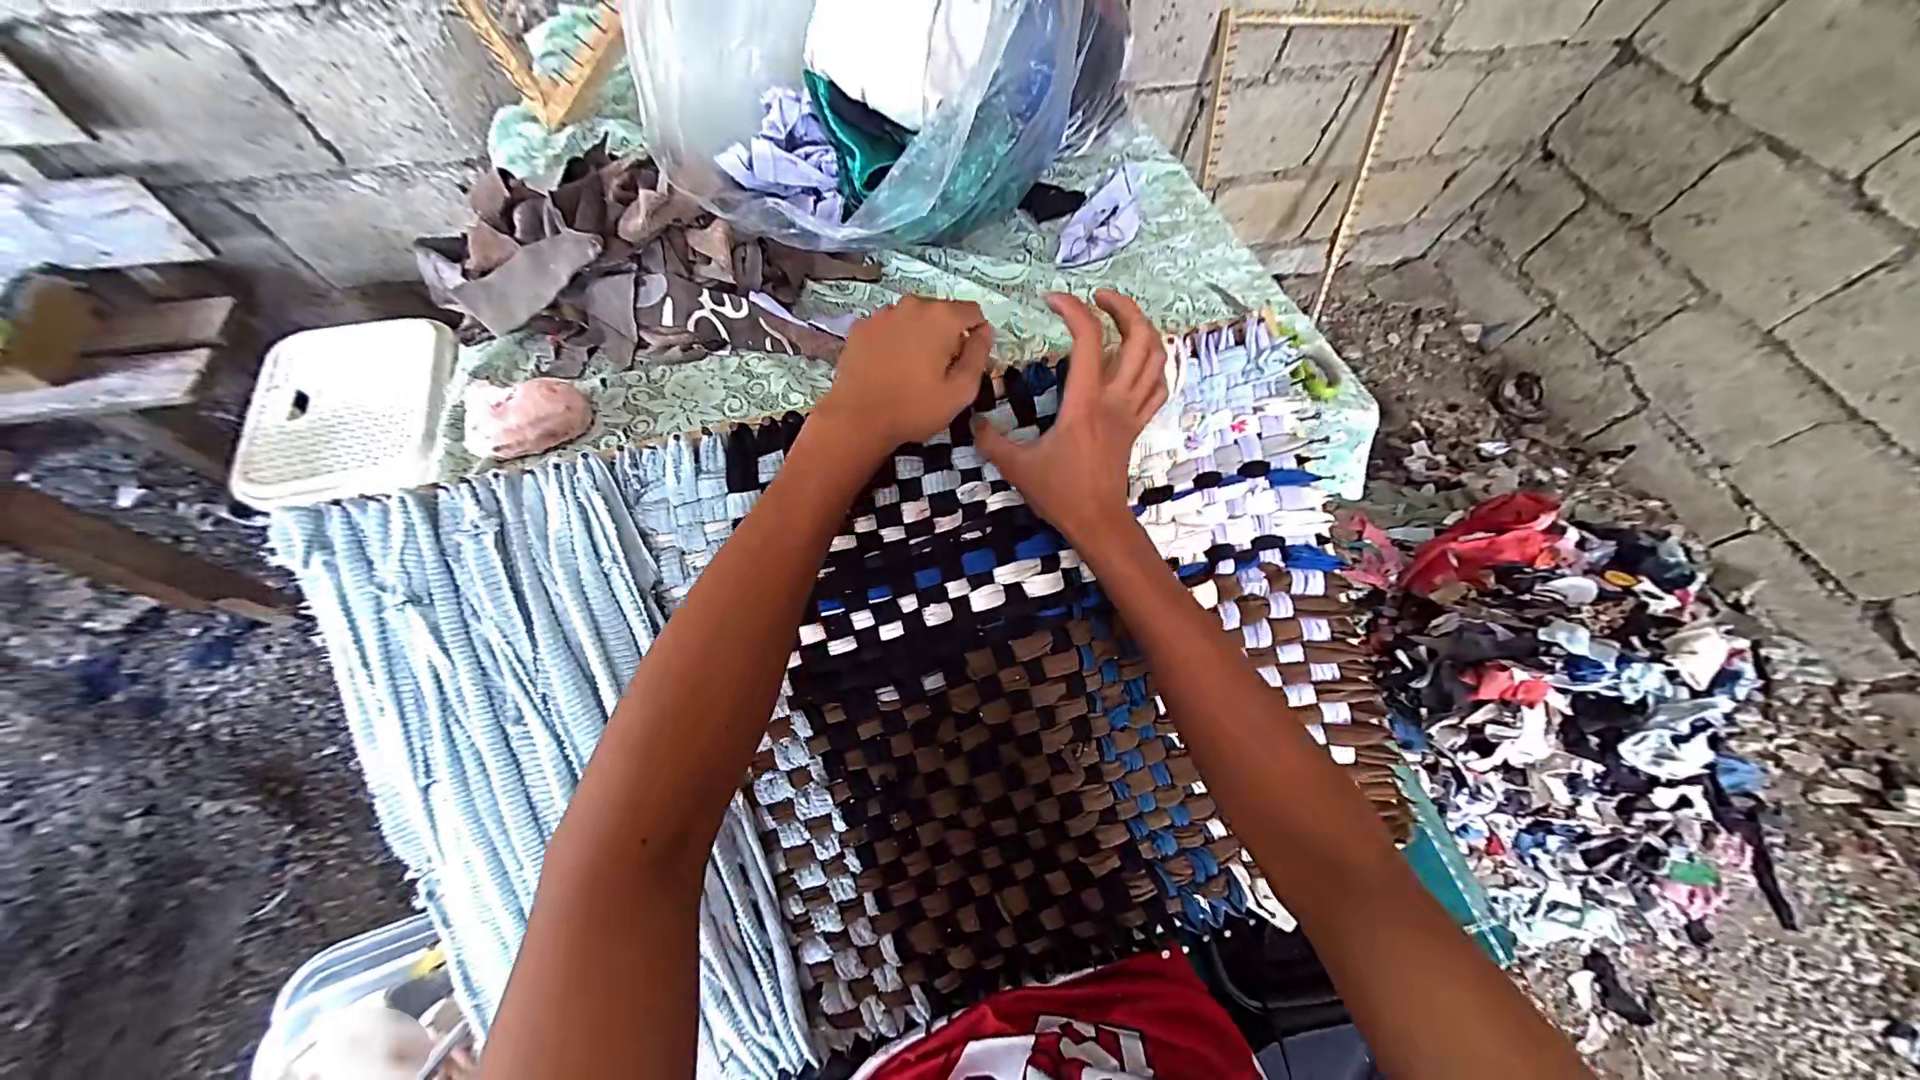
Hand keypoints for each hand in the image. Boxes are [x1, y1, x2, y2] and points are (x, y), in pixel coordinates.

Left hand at [813, 296, 993, 458]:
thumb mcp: (960, 391)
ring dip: (919, 336)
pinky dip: (894, 340)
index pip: (972, 311)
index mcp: (941, 318)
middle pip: (941, 312)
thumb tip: (984, 333)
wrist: (857, 419)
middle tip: (939, 370)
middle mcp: (911, 305)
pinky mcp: (860, 327)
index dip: (976, 334)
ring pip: (913, 318)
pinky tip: (889, 366)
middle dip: (946, 335)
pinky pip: (888, 328)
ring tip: (911, 369)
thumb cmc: (914, 408)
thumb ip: (978, 356)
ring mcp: (882, 314)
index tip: (968, 359)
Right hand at [974, 290, 1166, 546]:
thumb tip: (973, 421)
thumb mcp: (1017, 466)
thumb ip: (991, 440)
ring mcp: (1131, 412)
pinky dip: (1154, 364)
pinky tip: (1137, 360)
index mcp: (1085, 403)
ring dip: (1143, 329)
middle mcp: (1115, 400)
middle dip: (1123, 306)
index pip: (1088, 339)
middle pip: (1139, 337)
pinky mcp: (1137, 425)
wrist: (1097, 521)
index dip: (1072, 309)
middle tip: (1098, 297)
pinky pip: (1158, 386)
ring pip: (1156, 358)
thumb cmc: (1061, 493)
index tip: (1052, 301)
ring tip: (1121, 318)